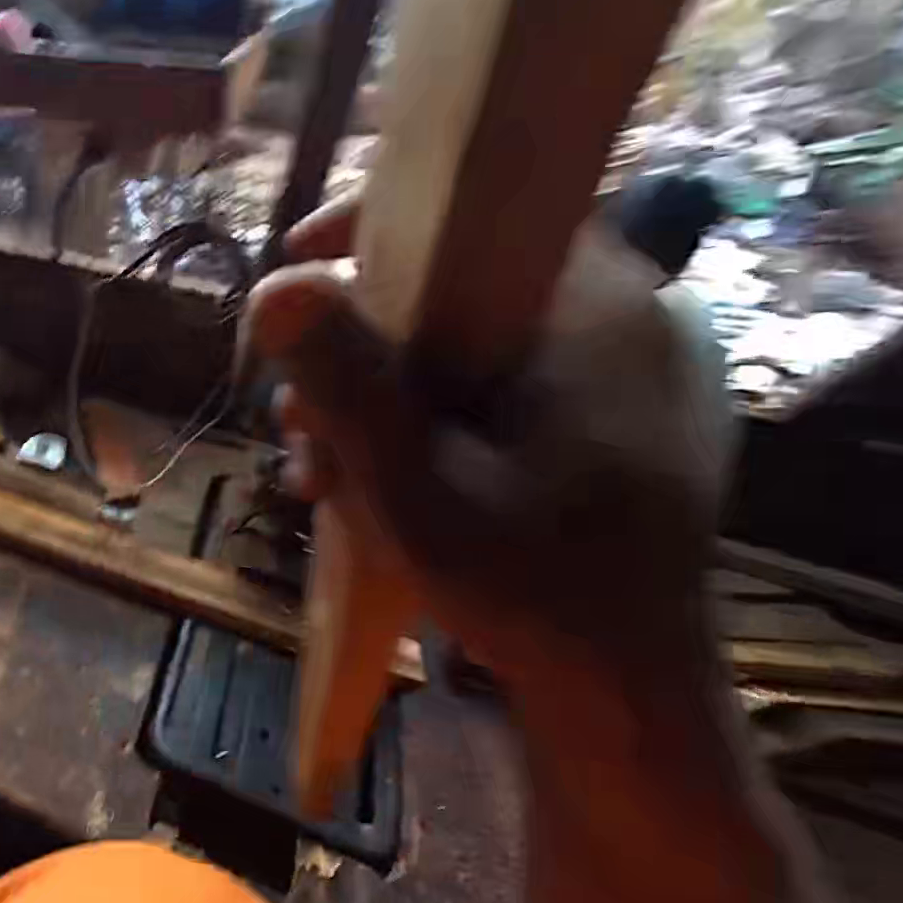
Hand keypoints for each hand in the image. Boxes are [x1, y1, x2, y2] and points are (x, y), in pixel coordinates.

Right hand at [243, 200, 727, 697]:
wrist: (624, 694)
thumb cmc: (530, 594)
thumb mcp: (417, 491)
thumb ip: (350, 387)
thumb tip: (275, 288)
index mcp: (595, 309)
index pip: (479, 208)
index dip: (375, 225)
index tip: (300, 259)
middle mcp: (625, 317)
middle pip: (459, 284)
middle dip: (361, 344)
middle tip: (301, 416)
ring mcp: (626, 370)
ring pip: (469, 341)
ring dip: (386, 393)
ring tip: (325, 466)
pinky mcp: (612, 417)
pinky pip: (498, 383)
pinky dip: (432, 417)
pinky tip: (383, 478)